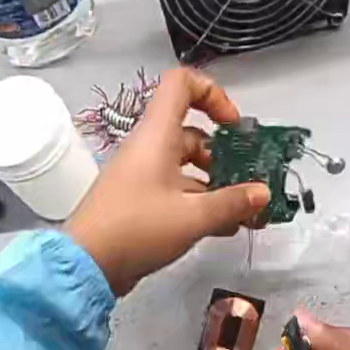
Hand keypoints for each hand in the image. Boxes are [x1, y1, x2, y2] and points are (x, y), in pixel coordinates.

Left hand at [64, 68, 270, 295]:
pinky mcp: (138, 206)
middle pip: (192, 136)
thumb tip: (262, 194)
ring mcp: (142, 179)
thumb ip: (231, 204)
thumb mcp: (192, 217)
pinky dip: (198, 206)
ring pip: (185, 171)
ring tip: (241, 213)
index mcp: (157, 136)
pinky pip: (174, 196)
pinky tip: (221, 228)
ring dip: (215, 187)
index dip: (213, 94)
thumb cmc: (136, 228)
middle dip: (224, 156)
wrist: (87, 264)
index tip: (233, 125)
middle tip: (247, 180)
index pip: (182, 85)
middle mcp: (148, 151)